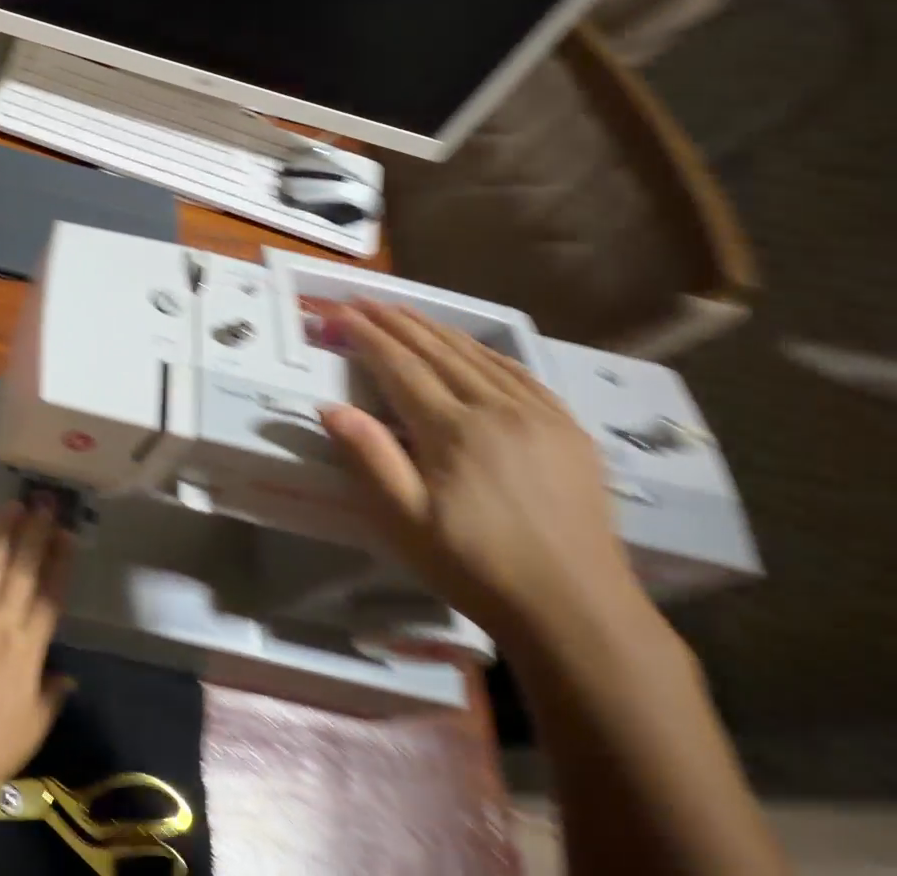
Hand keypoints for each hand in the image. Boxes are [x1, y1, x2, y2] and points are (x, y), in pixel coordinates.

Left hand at [0, 503, 74, 806]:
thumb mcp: (33, 726)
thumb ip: (51, 695)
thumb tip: (67, 677)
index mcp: (30, 650)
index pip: (50, 596)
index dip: (61, 563)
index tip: (69, 536)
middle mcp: (2, 624)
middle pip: (23, 569)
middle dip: (36, 533)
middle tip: (45, 503)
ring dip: (2, 530)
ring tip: (13, 504)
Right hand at [318, 301, 648, 639]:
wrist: (574, 605)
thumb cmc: (475, 565)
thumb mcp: (405, 521)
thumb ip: (370, 458)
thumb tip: (330, 407)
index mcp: (455, 430)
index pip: (400, 368)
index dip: (367, 337)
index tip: (339, 313)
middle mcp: (499, 409)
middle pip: (439, 352)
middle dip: (397, 322)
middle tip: (364, 300)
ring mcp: (540, 415)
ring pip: (480, 356)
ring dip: (437, 330)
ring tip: (405, 312)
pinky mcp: (568, 429)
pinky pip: (521, 374)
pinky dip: (486, 351)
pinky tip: (472, 347)